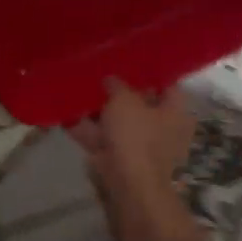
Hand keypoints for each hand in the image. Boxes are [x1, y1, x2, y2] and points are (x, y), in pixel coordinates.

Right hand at [66, 78, 195, 207]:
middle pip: (139, 102)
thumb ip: (117, 84)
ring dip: (99, 108)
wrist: (126, 181)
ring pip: (117, 119)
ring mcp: (139, 144)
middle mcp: (162, 129)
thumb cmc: (136, 135)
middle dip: (118, 90)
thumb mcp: (125, 99)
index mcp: (175, 113)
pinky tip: (66, 110)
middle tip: (98, 70)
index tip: (128, 58)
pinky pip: (100, 135)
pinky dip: (85, 126)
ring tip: (77, 86)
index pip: (167, 85)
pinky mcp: (118, 157)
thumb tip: (111, 80)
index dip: (149, 71)